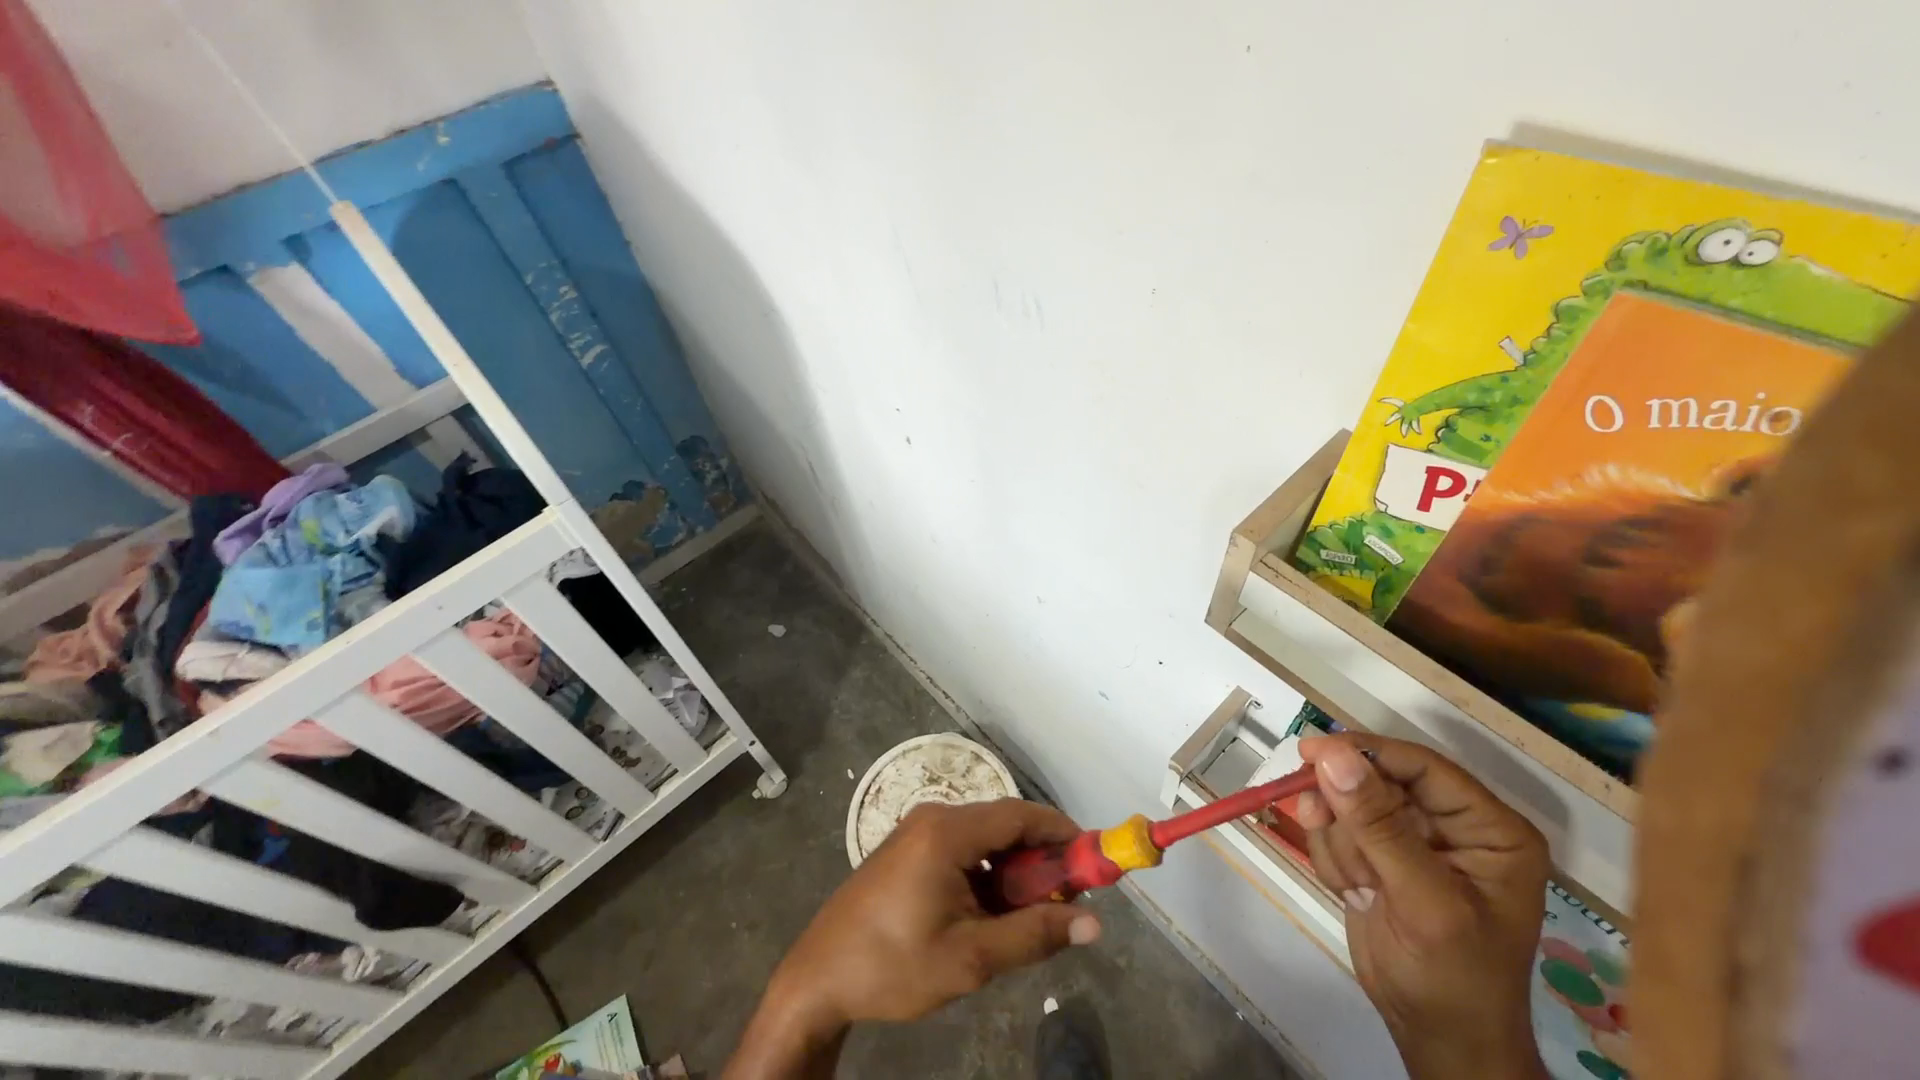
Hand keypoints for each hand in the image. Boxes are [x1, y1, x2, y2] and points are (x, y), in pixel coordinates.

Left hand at [723, 799, 1101, 1078]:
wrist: (817, 980)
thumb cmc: (892, 966)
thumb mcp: (971, 958)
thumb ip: (1034, 935)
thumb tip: (1093, 922)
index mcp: (946, 833)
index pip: (1021, 815)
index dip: (1063, 834)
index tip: (1094, 864)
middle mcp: (933, 819)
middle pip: (1004, 826)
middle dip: (1040, 861)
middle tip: (1065, 904)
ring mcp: (916, 833)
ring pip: (985, 842)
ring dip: (1014, 874)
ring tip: (1029, 921)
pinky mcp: (907, 852)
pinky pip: (962, 852)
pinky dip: (987, 877)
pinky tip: (991, 918)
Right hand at [1295, 734, 1550, 1079]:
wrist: (1437, 1038)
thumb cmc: (1453, 977)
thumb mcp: (1422, 901)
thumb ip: (1379, 826)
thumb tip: (1333, 756)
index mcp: (1489, 828)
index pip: (1422, 767)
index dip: (1367, 753)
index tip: (1311, 750)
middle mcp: (1451, 825)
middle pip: (1377, 781)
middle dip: (1350, 815)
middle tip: (1326, 830)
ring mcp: (1411, 842)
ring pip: (1348, 805)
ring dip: (1342, 846)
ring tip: (1363, 889)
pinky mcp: (1378, 858)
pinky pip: (1335, 832)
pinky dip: (1334, 860)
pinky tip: (1356, 894)